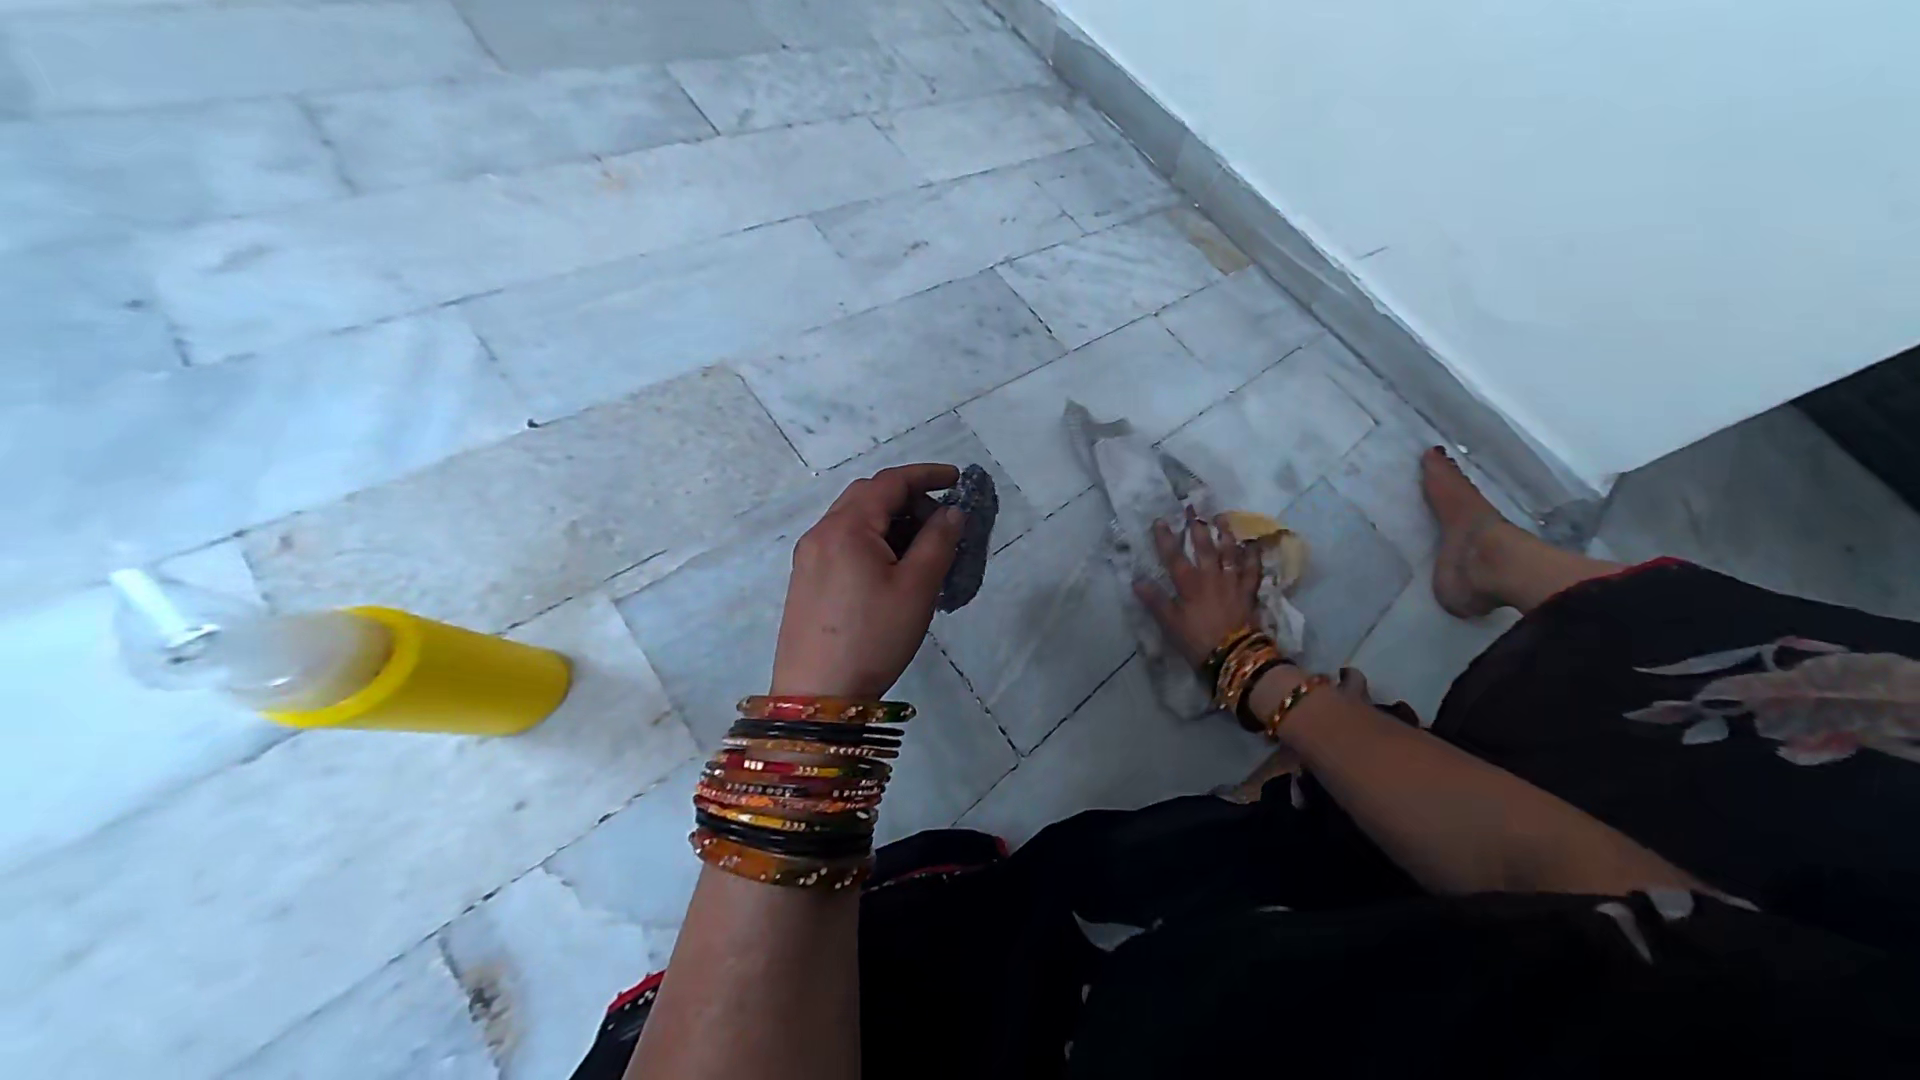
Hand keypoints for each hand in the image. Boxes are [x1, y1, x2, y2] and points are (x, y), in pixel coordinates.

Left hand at [771, 464, 964, 697]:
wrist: (817, 694)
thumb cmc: (873, 637)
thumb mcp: (917, 588)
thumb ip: (938, 541)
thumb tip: (952, 512)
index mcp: (847, 527)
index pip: (889, 482)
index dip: (927, 475)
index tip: (957, 480)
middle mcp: (821, 533)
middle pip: (868, 495)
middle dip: (909, 499)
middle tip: (941, 523)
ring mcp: (808, 557)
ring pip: (854, 520)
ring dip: (890, 521)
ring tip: (921, 550)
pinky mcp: (806, 580)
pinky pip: (843, 543)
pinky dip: (872, 540)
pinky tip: (892, 570)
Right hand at [1133, 509, 1261, 667]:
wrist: (1234, 655)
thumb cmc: (1197, 640)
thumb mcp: (1170, 623)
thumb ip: (1155, 601)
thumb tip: (1137, 581)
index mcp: (1189, 583)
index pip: (1174, 556)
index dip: (1165, 538)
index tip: (1160, 520)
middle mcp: (1211, 576)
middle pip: (1204, 547)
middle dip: (1197, 526)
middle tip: (1193, 509)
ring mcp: (1233, 582)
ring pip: (1230, 552)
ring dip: (1225, 533)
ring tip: (1222, 518)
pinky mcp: (1249, 592)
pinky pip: (1253, 570)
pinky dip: (1253, 556)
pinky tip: (1253, 545)